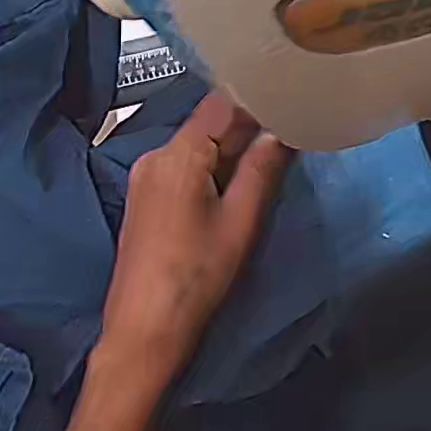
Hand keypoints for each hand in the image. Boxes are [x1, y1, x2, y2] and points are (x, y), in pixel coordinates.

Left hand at [98, 91, 293, 380]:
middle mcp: (155, 155)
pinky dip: (211, 166)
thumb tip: (280, 130)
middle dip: (246, 128)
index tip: (287, 102)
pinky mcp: (145, 195)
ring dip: (229, 148)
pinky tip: (232, 182)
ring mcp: (145, 175)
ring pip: (197, 144)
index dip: (255, 101)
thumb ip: (261, 168)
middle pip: (207, 124)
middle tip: (286, 132)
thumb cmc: (198, 274)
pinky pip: (184, 164)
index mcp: (178, 155)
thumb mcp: (241, 220)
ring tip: (266, 158)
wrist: (144, 330)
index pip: (220, 106)